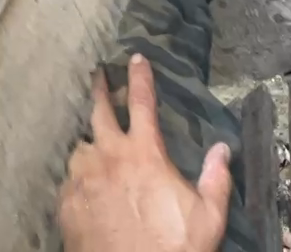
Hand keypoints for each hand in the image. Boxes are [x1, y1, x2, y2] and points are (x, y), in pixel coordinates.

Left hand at [57, 54, 232, 251]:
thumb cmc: (174, 248)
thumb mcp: (208, 216)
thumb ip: (216, 179)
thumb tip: (223, 148)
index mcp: (144, 152)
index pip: (142, 101)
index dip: (139, 76)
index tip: (136, 57)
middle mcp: (110, 156)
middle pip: (99, 111)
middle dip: (98, 89)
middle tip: (96, 75)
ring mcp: (85, 179)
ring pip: (79, 148)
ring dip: (87, 144)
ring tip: (91, 146)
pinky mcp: (67, 204)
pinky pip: (68, 182)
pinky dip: (76, 179)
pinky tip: (81, 186)